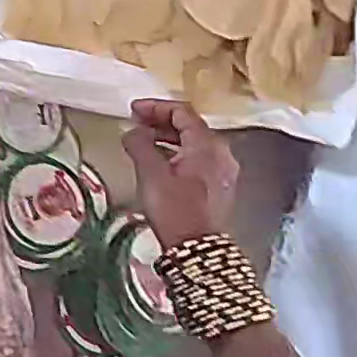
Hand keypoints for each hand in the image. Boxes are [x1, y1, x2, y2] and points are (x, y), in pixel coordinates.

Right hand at [122, 99, 237, 247]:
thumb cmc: (174, 209)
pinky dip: (177, 153)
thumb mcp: (151, 173)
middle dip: (161, 121)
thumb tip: (133, 131)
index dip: (156, 107)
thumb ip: (140, 145)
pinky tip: (159, 162)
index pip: (182, 112)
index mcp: (207, 145)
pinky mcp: (219, 186)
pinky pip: (197, 159)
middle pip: (190, 126)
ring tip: (143, 141)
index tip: (133, 110)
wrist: (196, 249)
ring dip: (168, 138)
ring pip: (194, 143)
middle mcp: (221, 153)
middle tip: (136, 123)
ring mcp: (223, 171)